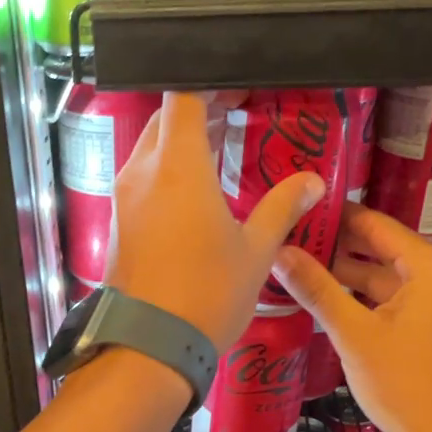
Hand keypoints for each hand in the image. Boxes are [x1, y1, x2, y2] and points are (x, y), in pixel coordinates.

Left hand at [108, 92, 323, 350]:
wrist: (149, 346)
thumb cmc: (207, 294)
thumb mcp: (256, 251)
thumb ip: (283, 208)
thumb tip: (312, 182)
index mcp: (176, 166)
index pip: (184, 97)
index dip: (212, 85)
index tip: (241, 89)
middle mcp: (142, 172)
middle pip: (165, 119)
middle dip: (199, 109)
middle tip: (238, 112)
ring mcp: (124, 197)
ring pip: (151, 148)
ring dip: (182, 140)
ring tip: (222, 145)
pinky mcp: (119, 222)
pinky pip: (143, 177)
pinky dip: (168, 169)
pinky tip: (198, 188)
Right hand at [270, 203, 431, 431]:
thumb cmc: (407, 384)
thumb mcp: (354, 335)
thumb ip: (316, 290)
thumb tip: (278, 252)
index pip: (377, 226)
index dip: (337, 217)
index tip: (300, 210)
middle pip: (383, 252)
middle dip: (338, 249)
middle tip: (291, 242)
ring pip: (389, 281)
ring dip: (349, 278)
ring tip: (301, 272)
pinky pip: (399, 303)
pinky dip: (367, 302)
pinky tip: (331, 306)